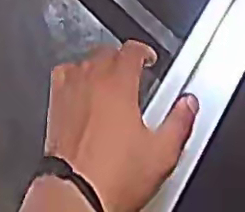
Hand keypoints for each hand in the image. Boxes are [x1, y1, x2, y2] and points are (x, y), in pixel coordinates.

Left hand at [41, 42, 197, 211]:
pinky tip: (81, 89)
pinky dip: (74, 76)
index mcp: (119, 83)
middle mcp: (94, 77)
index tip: (148, 59)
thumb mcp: (161, 154)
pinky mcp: (55, 100)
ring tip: (110, 84)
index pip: (132, 50)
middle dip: (122, 59)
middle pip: (109, 52)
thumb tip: (189, 105)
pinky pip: (65, 73)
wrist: (76, 193)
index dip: (143, 51)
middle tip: (133, 74)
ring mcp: (72, 87)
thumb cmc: (114, 177)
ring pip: (88, 61)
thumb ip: (179, 123)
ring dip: (100, 67)